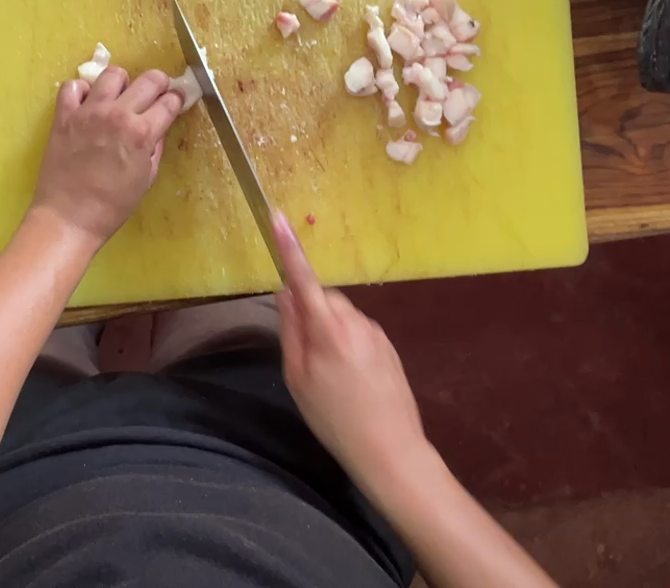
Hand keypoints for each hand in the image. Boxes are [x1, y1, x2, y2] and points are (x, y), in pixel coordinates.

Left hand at [30, 67, 183, 248]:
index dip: (177, 100)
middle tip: (156, 93)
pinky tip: (88, 103)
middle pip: (148, 80)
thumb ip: (155, 147)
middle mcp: (118, 114)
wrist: (70, 216)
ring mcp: (89, 112)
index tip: (176, 100)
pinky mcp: (64, 115)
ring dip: (122, 83)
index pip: (169, 102)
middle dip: (159, 84)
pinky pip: (73, 86)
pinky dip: (82, 90)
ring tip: (120, 97)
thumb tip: (159, 127)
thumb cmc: (112, 205)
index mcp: (142, 133)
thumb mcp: (146, 177)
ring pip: (112, 74)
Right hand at [274, 212, 428, 481]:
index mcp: (327, 329)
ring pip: (341, 314)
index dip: (289, 247)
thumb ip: (290, 329)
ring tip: (331, 375)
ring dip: (329, 329)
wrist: (391, 451)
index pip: (302, 278)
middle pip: (322, 297)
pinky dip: (347, 341)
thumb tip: (284, 291)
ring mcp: (375, 331)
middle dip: (311, 312)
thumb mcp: (297, 378)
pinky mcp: (388, 344)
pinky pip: (358, 329)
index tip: (278, 217)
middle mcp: (354, 321)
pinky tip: (350, 377)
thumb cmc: (333, 418)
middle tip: (304, 355)